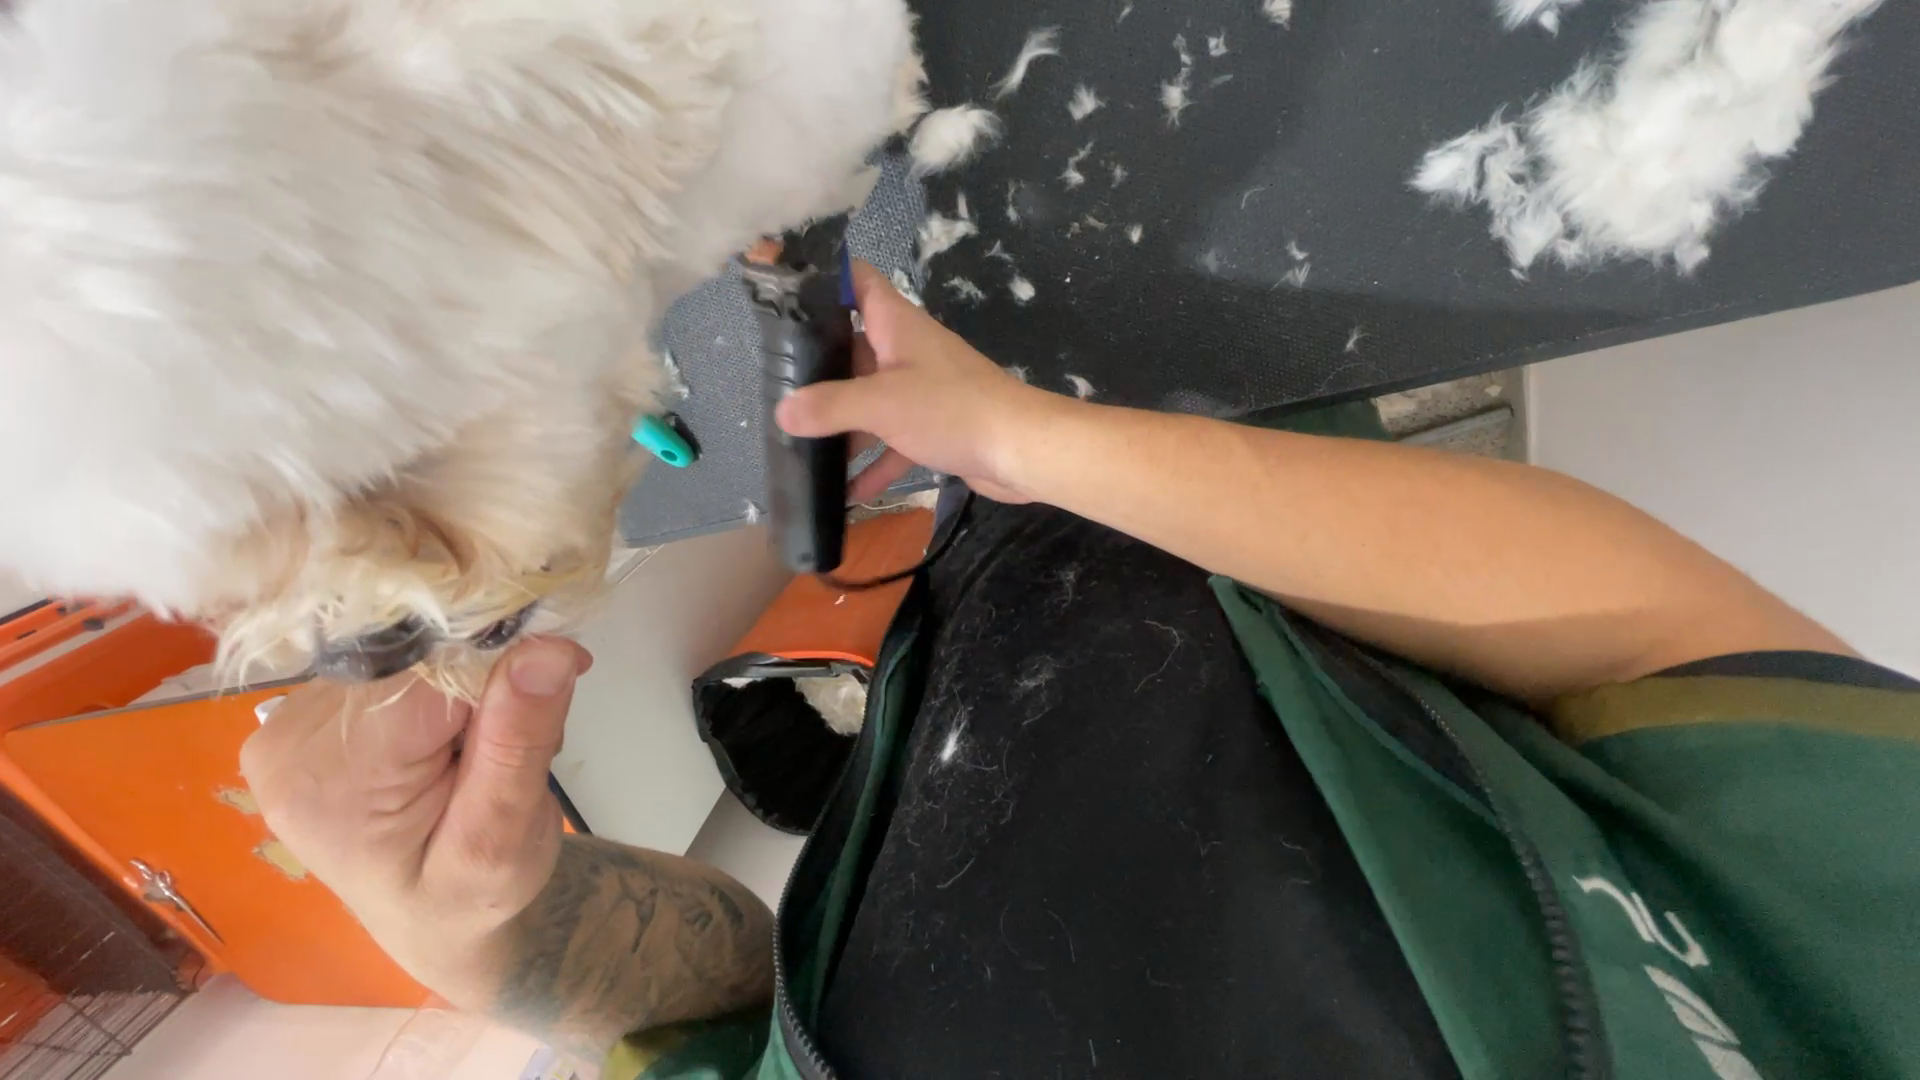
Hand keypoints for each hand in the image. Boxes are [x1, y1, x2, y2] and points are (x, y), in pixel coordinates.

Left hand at [240, 638, 590, 1004]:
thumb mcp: (505, 832)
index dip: (503, 664)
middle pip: (419, 651)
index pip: (428, 671)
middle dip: (491, 675)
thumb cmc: (474, 893)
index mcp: (330, 776)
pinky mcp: (314, 712)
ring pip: (415, 647)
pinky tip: (464, 730)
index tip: (559, 681)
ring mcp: (294, 722)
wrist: (439, 924)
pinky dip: (451, 682)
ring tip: (495, 742)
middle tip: (530, 734)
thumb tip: (546, 647)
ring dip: (475, 677)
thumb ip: (519, 738)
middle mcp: (292, 738)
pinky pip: (402, 659)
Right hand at [775, 260, 1068, 502]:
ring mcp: (922, 390)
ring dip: (843, 424)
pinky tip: (848, 493)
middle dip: (819, 368)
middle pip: (854, 348)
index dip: (823, 279)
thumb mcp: (881, 404)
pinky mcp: (935, 427)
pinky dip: (875, 463)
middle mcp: (907, 351)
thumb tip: (781, 413)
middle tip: (775, 386)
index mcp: (896, 325)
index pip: (857, 281)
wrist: (1020, 449)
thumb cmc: (951, 410)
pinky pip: (894, 441)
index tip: (784, 293)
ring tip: (800, 444)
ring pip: (872, 401)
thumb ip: (829, 406)